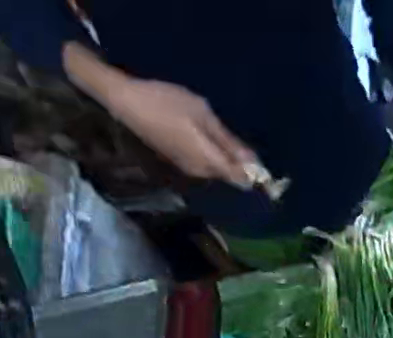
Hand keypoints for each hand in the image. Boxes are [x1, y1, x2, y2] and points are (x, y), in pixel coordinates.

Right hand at [99, 76, 257, 187]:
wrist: (125, 102)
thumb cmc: (166, 102)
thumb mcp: (202, 114)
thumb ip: (228, 142)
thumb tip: (254, 164)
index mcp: (210, 161)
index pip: (241, 180)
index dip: (256, 178)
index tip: (267, 173)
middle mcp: (201, 173)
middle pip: (230, 178)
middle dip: (243, 170)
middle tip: (249, 154)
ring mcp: (189, 171)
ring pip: (218, 174)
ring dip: (227, 164)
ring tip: (231, 148)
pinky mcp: (180, 166)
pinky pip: (206, 168)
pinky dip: (214, 161)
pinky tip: (211, 145)